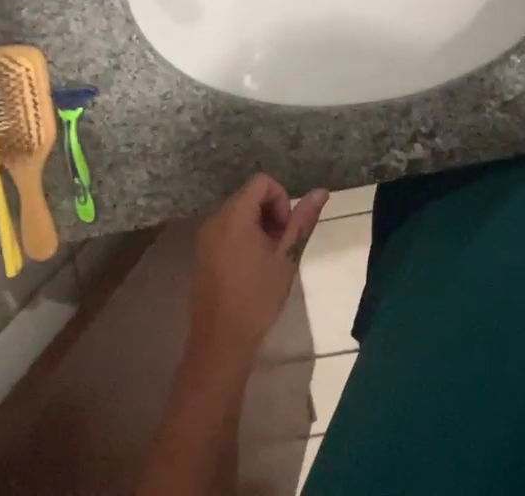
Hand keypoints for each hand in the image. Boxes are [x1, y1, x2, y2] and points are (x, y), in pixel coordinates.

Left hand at [188, 174, 328, 363]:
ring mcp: (206, 238)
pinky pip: (228, 230)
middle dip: (273, 214)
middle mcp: (215, 220)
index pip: (262, 182)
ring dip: (261, 227)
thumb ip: (302, 221)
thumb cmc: (258, 298)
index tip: (286, 231)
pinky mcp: (203, 253)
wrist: (221, 341)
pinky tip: (254, 268)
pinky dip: (246, 238)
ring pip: (241, 214)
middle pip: (250, 196)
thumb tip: (321, 191)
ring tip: (270, 260)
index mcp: (234, 217)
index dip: (282, 200)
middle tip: (282, 247)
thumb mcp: (287, 257)